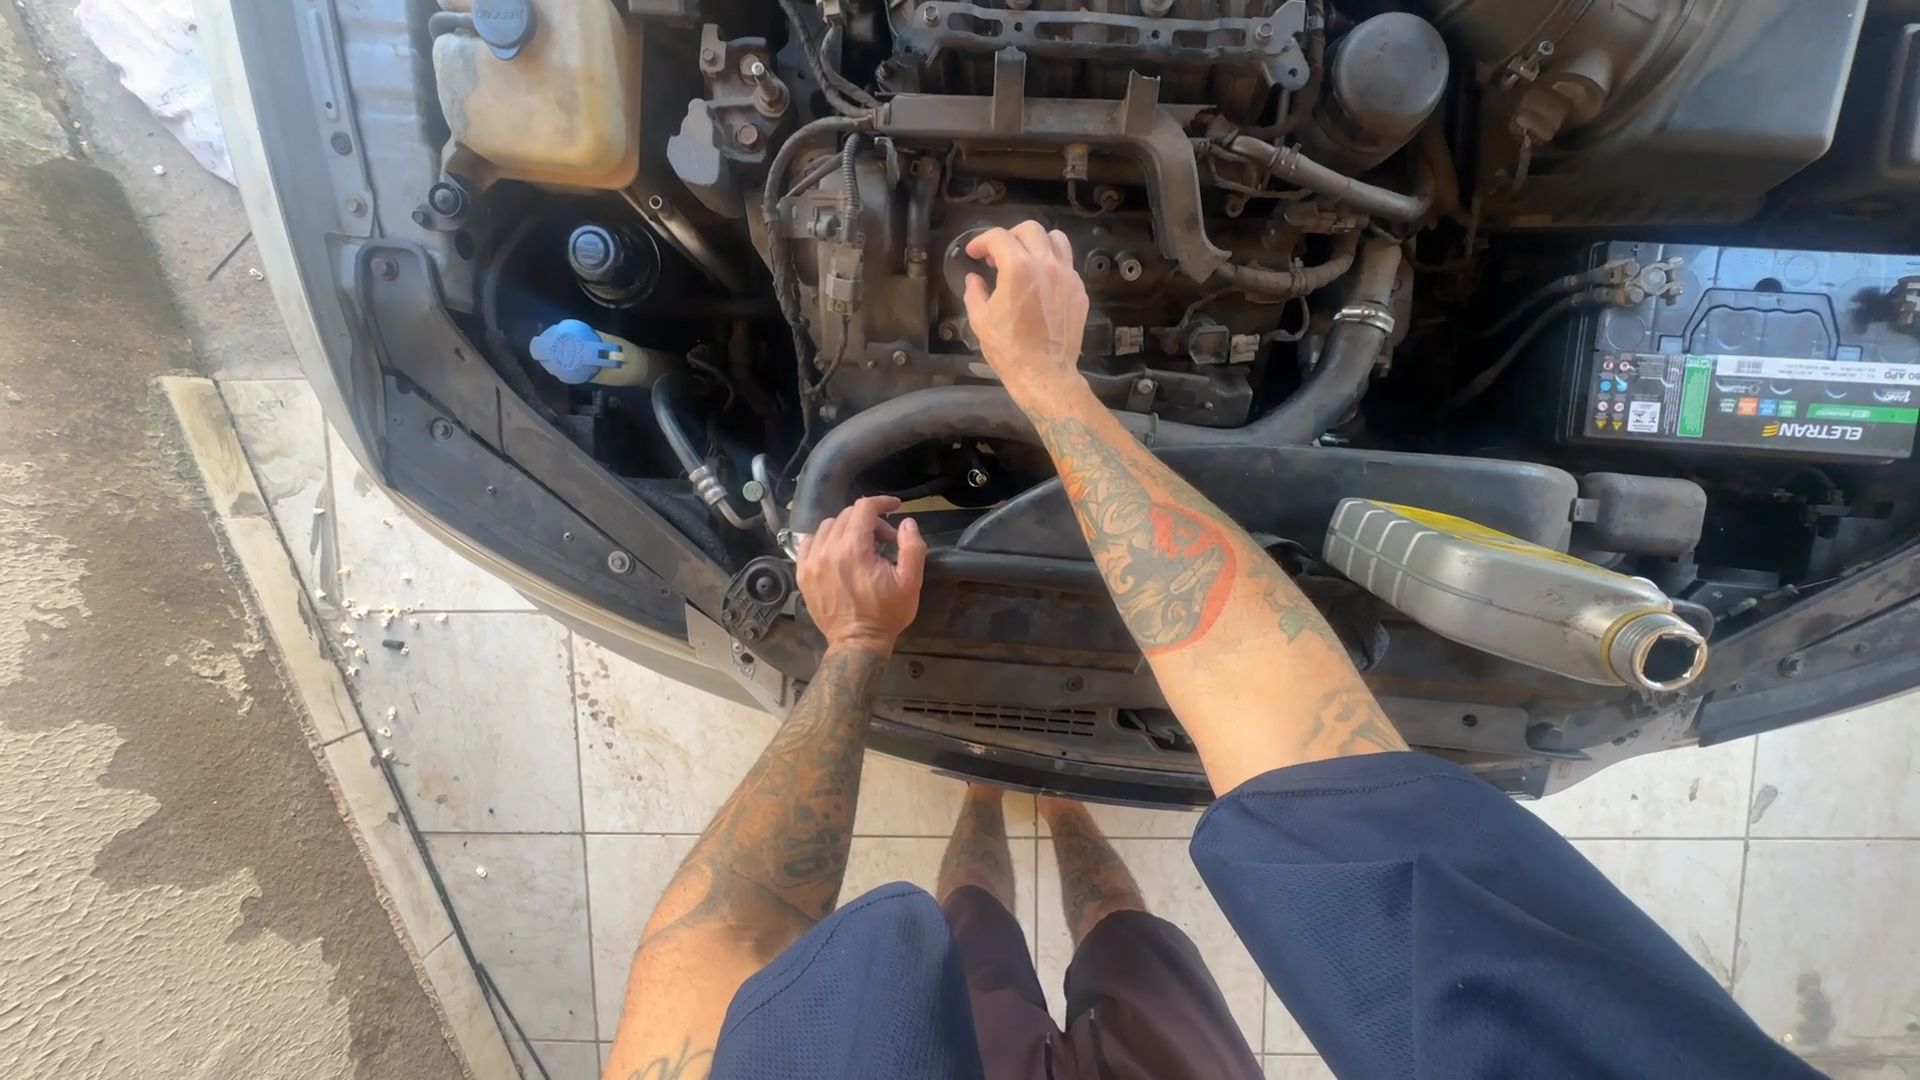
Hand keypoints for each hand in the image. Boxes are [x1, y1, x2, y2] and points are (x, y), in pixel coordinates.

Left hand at [797, 495, 927, 654]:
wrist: (858, 643)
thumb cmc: (887, 613)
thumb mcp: (911, 581)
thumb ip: (912, 546)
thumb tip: (907, 522)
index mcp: (854, 549)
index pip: (864, 508)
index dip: (882, 502)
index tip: (894, 506)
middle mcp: (828, 550)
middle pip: (846, 515)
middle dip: (869, 520)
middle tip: (885, 539)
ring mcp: (811, 562)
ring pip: (827, 526)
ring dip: (847, 528)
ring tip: (862, 546)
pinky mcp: (803, 574)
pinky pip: (809, 543)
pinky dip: (824, 540)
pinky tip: (837, 551)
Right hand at [962, 222, 1090, 403]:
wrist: (1044, 374)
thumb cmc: (1009, 350)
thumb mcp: (980, 321)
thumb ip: (974, 293)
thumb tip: (974, 279)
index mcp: (1018, 269)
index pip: (999, 237)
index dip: (982, 241)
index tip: (975, 252)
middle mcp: (1046, 265)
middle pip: (1030, 230)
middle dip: (1010, 236)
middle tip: (998, 254)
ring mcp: (1067, 277)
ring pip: (1056, 240)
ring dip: (1037, 243)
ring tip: (1025, 258)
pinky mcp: (1079, 292)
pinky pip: (1067, 266)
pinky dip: (1052, 265)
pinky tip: (1041, 283)